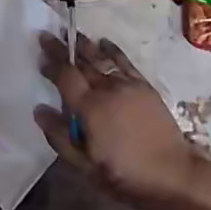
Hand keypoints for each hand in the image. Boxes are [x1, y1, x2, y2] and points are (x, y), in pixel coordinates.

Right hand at [35, 33, 199, 203]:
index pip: (65, 77)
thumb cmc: (124, 174)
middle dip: (62, 49)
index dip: (52, 64)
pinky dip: (112, 49)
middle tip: (47, 36)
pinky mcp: (143, 85)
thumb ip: (60, 136)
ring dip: (84, 45)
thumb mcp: (85, 166)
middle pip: (81, 63)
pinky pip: (124, 61)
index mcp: (89, 108)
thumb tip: (40, 110)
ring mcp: (127, 84)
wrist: (171, 173)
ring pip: (100, 58)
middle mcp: (107, 89)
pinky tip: (103, 42)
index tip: (40, 54)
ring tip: (71, 34)